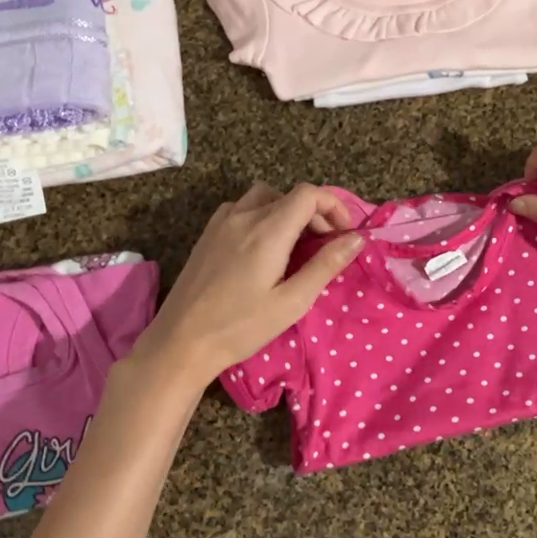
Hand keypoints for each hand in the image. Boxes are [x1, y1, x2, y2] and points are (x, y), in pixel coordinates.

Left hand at [130, 183, 363, 391]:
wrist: (180, 342)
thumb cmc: (240, 327)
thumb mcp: (292, 302)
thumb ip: (325, 265)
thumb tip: (356, 239)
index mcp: (267, 232)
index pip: (308, 194)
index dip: (333, 206)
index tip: (345, 233)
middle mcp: (243, 218)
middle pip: (289, 194)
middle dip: (315, 213)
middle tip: (326, 246)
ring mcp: (220, 224)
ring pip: (263, 197)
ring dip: (287, 211)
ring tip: (295, 244)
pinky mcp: (207, 235)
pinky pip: (241, 208)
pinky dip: (262, 216)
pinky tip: (263, 247)